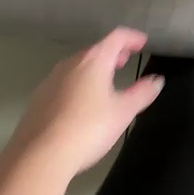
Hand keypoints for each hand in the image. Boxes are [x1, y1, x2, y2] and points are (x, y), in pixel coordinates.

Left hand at [8, 28, 163, 178]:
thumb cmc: (87, 128)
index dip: (132, 38)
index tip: (143, 42)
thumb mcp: (123, 112)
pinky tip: (80, 105)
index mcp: (94, 60)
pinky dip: (76, 85)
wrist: (38, 158)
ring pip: (77, 67)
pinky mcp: (37, 100)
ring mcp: (50, 81)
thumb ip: (142, 93)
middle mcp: (70, 63)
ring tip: (105, 83)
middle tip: (125, 61)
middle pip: (95, 50)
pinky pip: (63, 84)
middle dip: (112, 54)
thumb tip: (157, 80)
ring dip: (93, 70)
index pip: (117, 37)